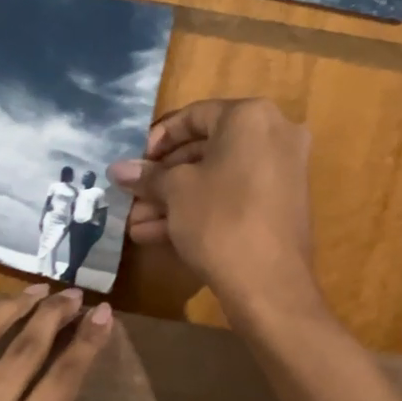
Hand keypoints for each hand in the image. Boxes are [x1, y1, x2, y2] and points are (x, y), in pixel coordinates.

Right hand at [109, 98, 316, 305]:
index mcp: (251, 117)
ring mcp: (282, 173)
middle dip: (164, 176)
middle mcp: (275, 135)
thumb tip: (119, 169)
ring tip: (136, 223)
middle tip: (133, 195)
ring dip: (175, 199)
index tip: (135, 162)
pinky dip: (200, 209)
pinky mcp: (280, 206)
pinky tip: (156, 235)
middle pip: (206, 149)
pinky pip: (234, 197)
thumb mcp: (176, 192)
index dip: (158, 139)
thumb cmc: (220, 220)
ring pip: (217, 178)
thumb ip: (148, 175)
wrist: (269, 284)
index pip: (194, 116)